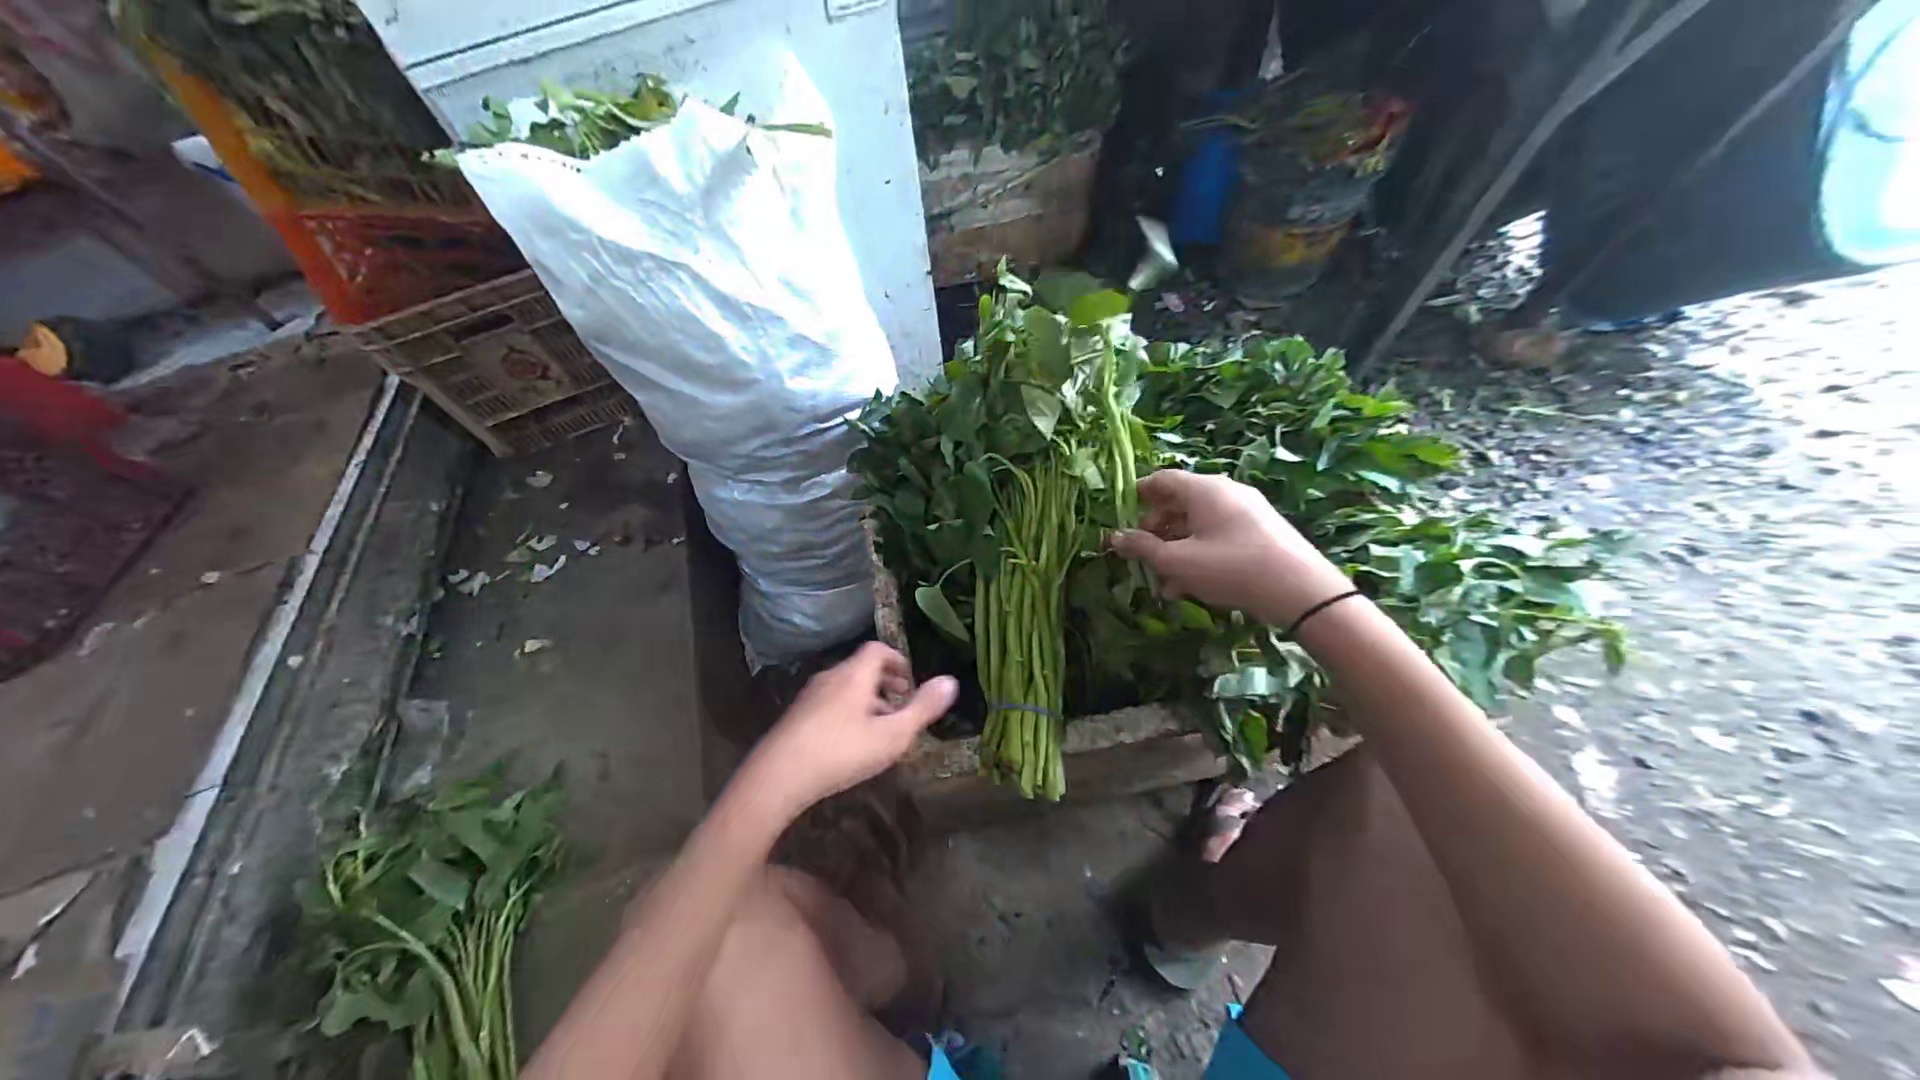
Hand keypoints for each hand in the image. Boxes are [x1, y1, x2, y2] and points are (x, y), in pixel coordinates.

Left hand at [740, 642, 957, 820]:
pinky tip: (850, 744)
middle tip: (902, 707)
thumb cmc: (841, 752)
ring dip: (867, 700)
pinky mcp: (796, 717)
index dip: (898, 661)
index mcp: (854, 674)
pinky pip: (830, 703)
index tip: (912, 683)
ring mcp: (809, 697)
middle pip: (861, 668)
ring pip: (845, 687)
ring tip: (880, 729)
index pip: (878, 649)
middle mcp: (830, 677)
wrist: (777, 777)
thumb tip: (951, 681)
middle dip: (885, 683)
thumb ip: (923, 708)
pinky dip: (847, 712)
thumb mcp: (892, 735)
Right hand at [1108, 470, 1351, 625]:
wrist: (1301, 590)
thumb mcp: (1178, 561)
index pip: (1162, 479)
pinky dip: (1200, 551)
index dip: (1138, 494)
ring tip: (1165, 580)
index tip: (1121, 514)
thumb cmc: (1230, 567)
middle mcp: (1226, 491)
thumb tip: (1114, 537)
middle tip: (1142, 553)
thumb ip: (1143, 548)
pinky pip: (1219, 534)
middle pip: (1180, 502)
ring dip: (1176, 547)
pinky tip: (1191, 584)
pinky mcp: (1261, 531)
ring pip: (1199, 522)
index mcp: (1204, 489)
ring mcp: (1247, 510)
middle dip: (1156, 528)